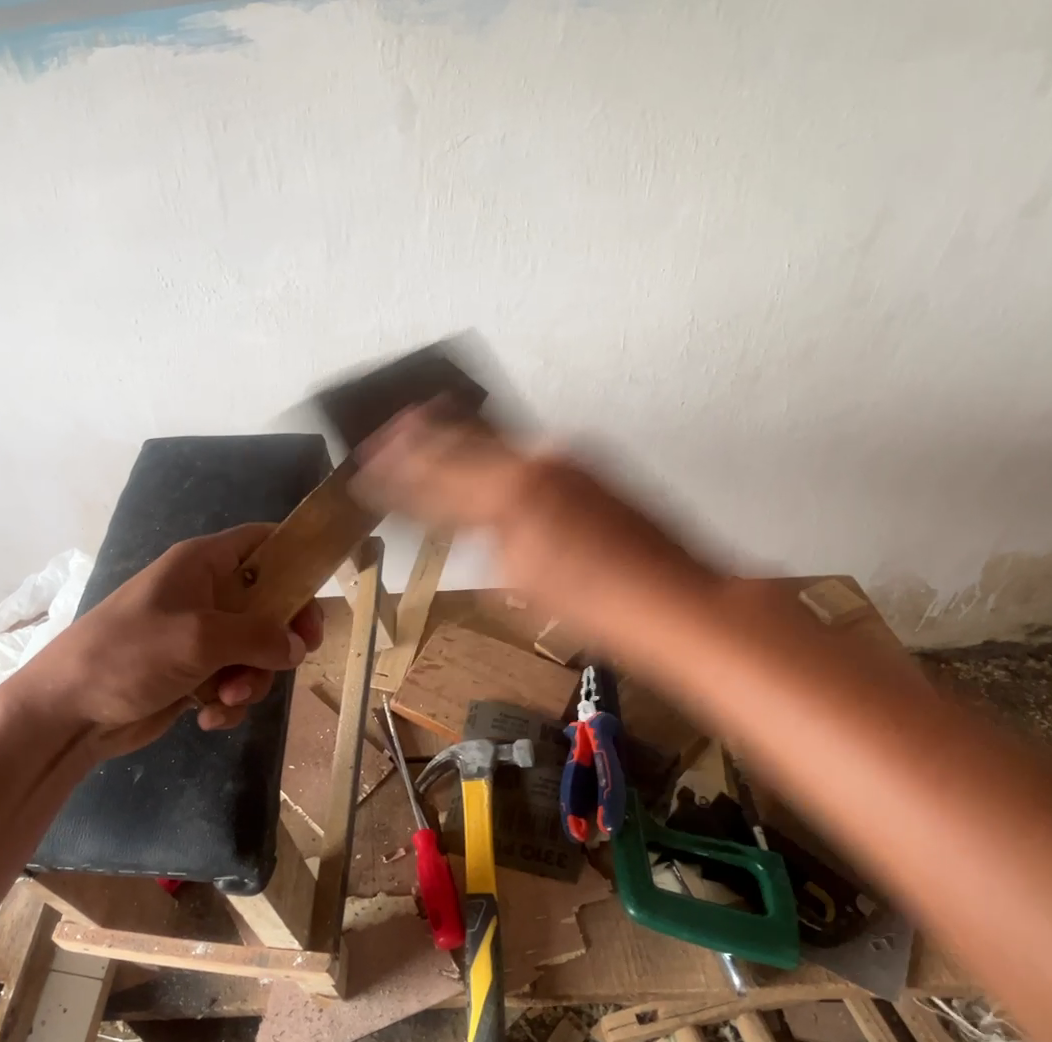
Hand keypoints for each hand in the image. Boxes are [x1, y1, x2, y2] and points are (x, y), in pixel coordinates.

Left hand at [8, 524, 324, 758]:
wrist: (68, 711)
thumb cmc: (129, 654)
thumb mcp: (200, 638)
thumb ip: (258, 637)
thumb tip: (297, 646)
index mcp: (202, 564)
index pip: (263, 542)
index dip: (296, 561)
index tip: (317, 596)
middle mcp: (204, 594)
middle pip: (269, 605)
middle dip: (277, 640)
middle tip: (290, 660)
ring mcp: (197, 636)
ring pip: (254, 651)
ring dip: (251, 679)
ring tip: (226, 696)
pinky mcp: (191, 674)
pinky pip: (232, 681)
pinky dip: (228, 700)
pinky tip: (208, 716)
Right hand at [352, 403, 710, 608]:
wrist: (681, 600)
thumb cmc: (605, 608)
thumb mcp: (521, 583)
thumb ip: (485, 543)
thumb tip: (468, 529)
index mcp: (513, 497)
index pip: (437, 482)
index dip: (398, 477)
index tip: (371, 470)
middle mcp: (540, 464)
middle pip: (464, 444)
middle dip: (421, 436)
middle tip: (387, 428)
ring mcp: (570, 460)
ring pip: (498, 444)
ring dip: (459, 440)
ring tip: (425, 424)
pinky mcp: (593, 466)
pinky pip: (530, 455)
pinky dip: (501, 457)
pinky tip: (488, 461)